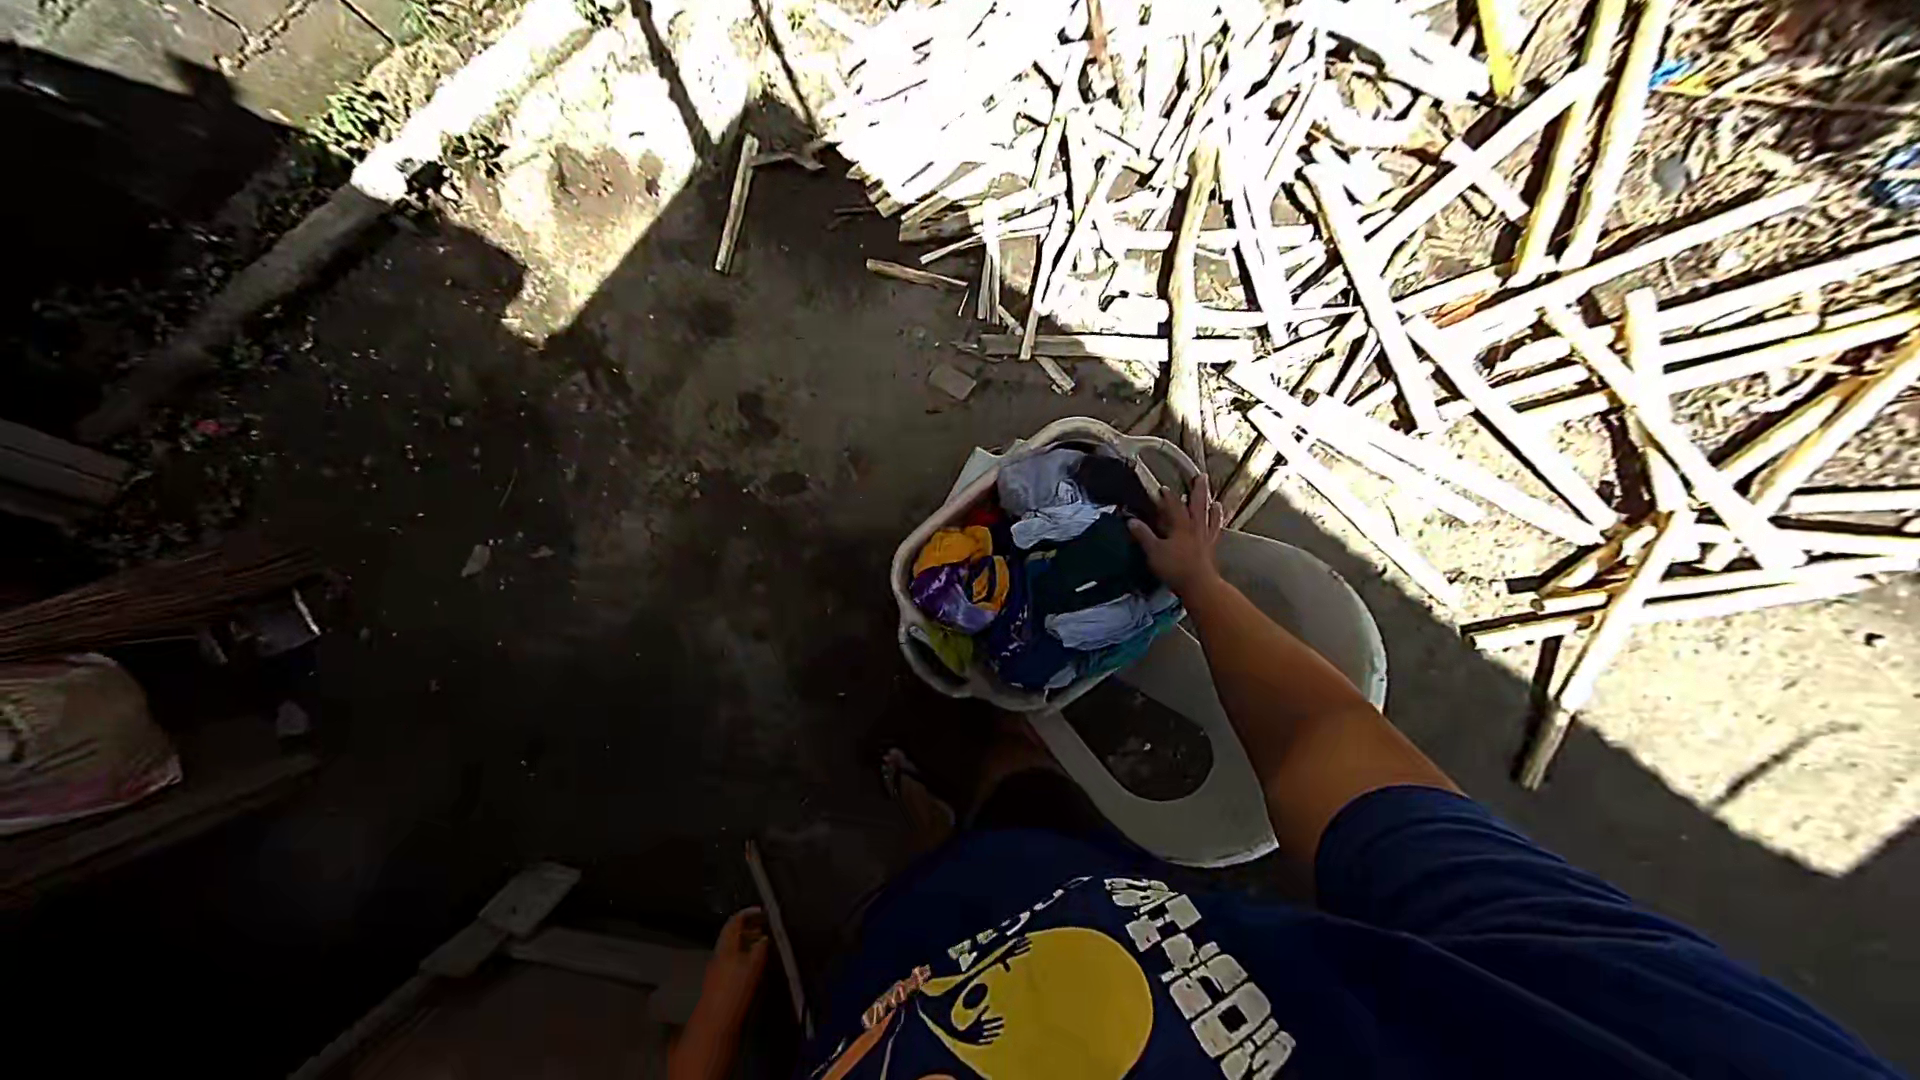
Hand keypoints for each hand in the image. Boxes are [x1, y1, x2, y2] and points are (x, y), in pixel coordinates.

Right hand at [1128, 473, 1225, 596]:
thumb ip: (1143, 535)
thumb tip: (1131, 520)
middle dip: (1198, 490)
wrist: (1199, 585)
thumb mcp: (1153, 551)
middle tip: (1201, 476)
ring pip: (1210, 518)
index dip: (1168, 497)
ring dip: (1211, 508)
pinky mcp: (1212, 549)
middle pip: (1198, 505)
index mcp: (1181, 526)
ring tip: (1215, 501)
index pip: (1174, 506)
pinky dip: (1217, 526)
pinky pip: (1216, 533)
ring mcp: (1206, 538)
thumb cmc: (1174, 567)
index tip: (1163, 488)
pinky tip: (1217, 524)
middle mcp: (1196, 528)